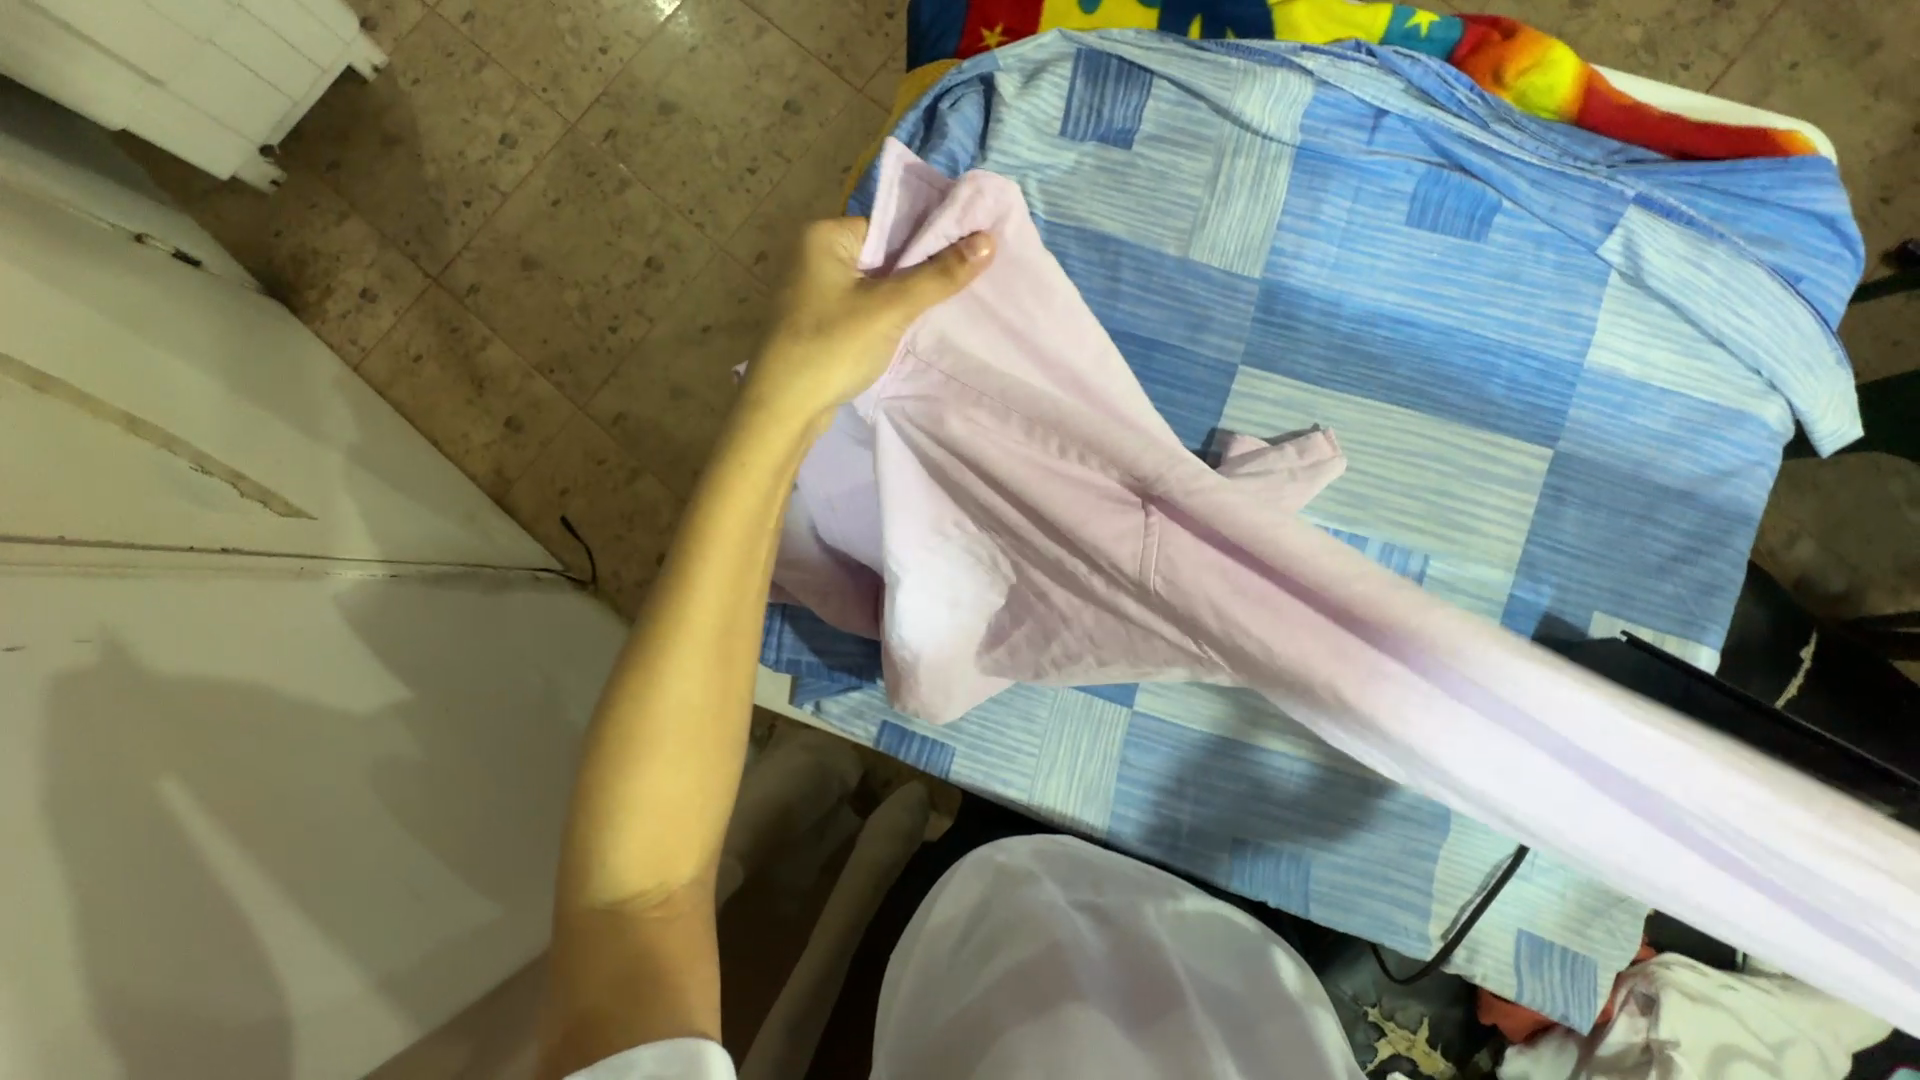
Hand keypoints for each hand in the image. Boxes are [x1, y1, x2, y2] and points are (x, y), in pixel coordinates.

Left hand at [741, 217, 994, 426]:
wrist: (783, 408)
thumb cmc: (833, 346)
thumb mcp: (891, 308)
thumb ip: (939, 275)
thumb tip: (988, 240)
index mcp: (823, 235)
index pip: (888, 227)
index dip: (926, 243)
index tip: (963, 260)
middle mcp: (812, 256)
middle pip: (882, 256)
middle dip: (918, 274)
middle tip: (960, 288)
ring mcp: (811, 293)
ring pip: (872, 287)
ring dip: (902, 301)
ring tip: (941, 311)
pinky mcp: (816, 325)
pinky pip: (860, 311)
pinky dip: (882, 320)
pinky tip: (907, 334)